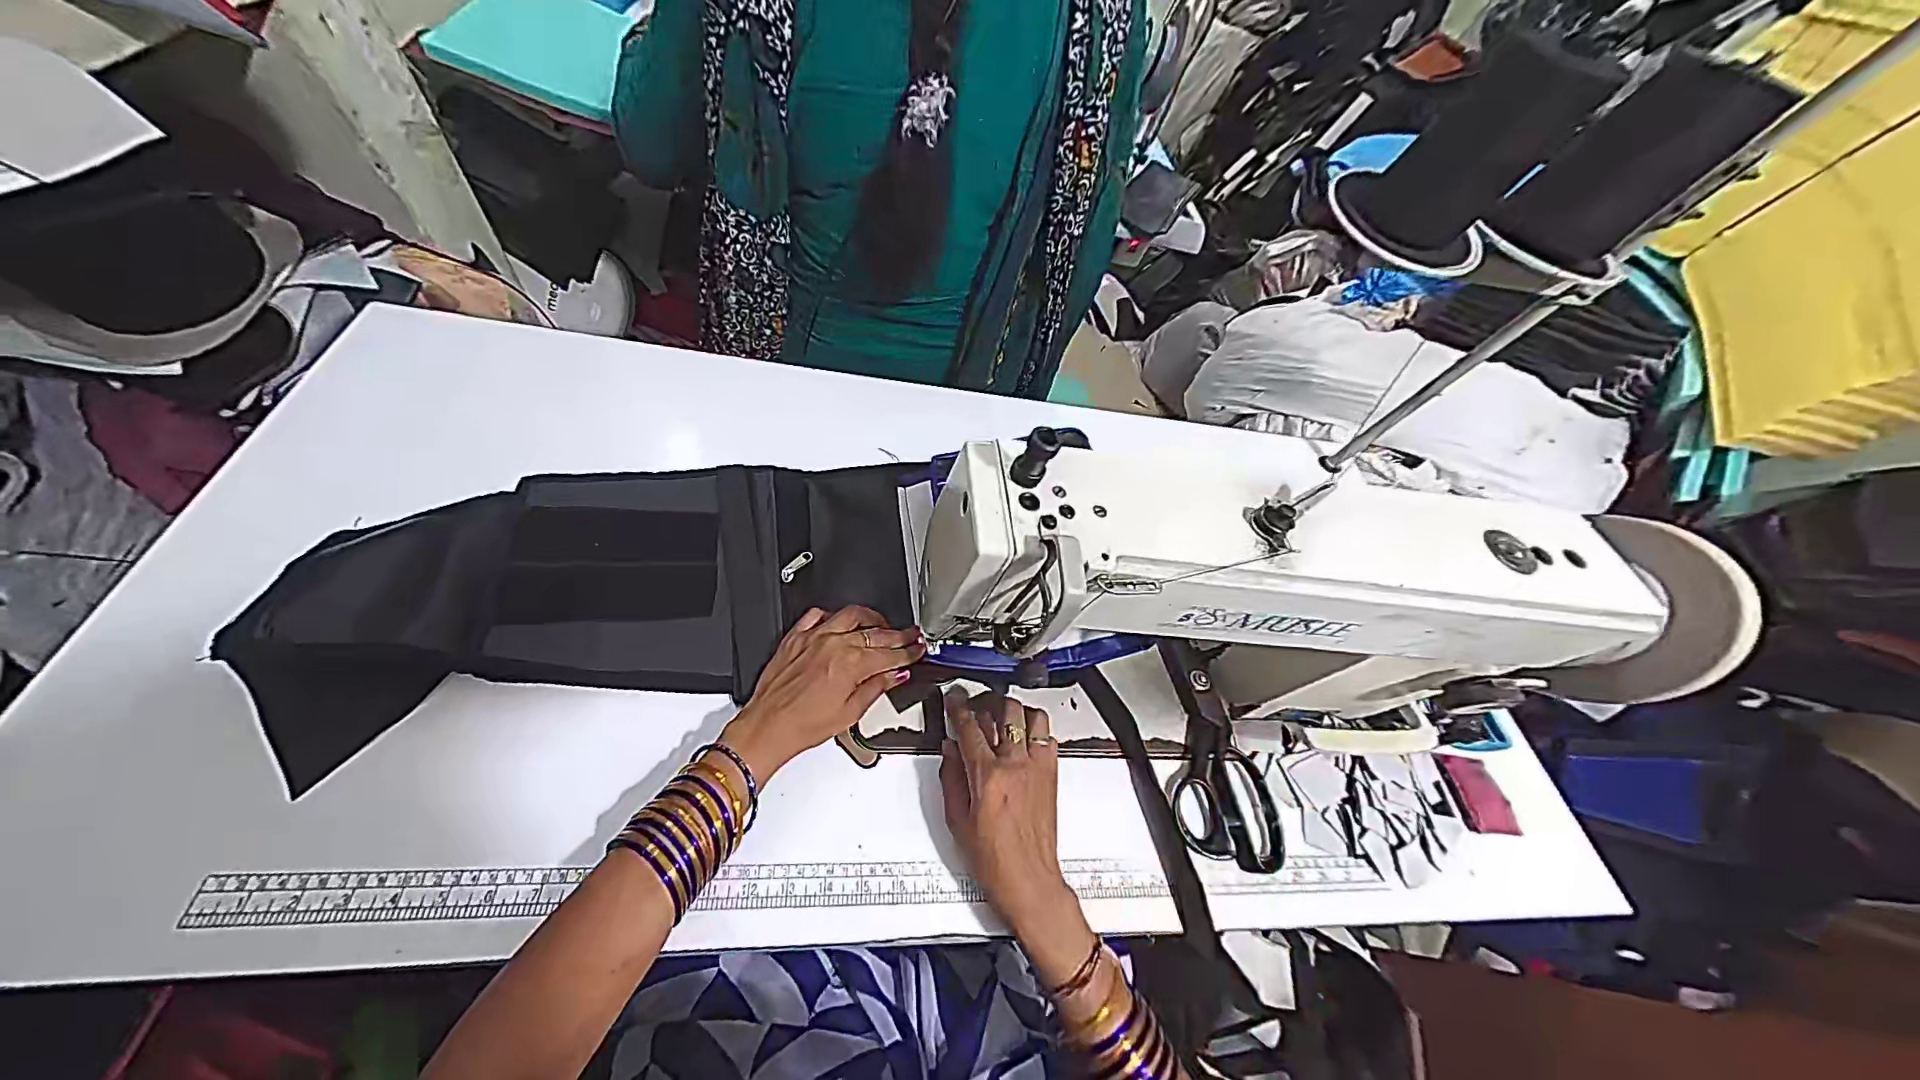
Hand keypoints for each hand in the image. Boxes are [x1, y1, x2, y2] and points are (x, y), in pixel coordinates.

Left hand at [720, 606, 924, 781]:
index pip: (891, 653)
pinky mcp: (796, 637)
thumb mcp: (851, 713)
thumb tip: (895, 675)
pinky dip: (833, 616)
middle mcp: (834, 644)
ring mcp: (814, 637)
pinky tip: (839, 622)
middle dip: (898, 634)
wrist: (767, 727)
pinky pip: (817, 615)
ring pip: (851, 615)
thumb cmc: (802, 725)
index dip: (909, 651)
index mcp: (852, 664)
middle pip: (876, 632)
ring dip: (871, 618)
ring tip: (881, 624)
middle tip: (910, 636)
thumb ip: (877, 687)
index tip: (918, 649)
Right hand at [939, 690, 1096, 986]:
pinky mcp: (1052, 774)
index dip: (959, 708)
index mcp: (988, 777)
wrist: (1029, 881)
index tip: (955, 700)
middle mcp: (1016, 766)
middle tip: (978, 705)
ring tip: (1003, 715)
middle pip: (1005, 711)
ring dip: (1015, 711)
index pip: (970, 727)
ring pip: (1031, 716)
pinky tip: (1024, 735)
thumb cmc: (995, 861)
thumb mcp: (957, 821)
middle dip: (988, 701)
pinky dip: (1035, 729)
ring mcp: (1038, 768)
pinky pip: (1048, 737)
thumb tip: (949, 752)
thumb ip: (951, 779)